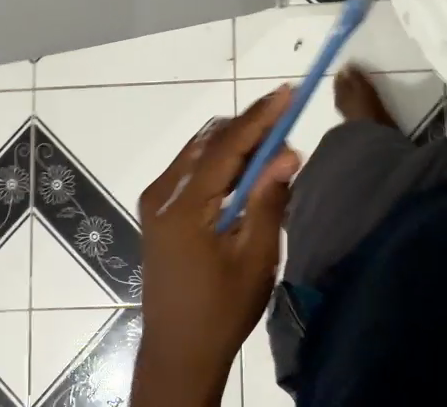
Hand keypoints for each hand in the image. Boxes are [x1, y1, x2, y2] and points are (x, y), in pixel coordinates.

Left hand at [134, 85, 300, 399]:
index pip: (227, 145)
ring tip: (275, 148)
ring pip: (202, 151)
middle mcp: (163, 194)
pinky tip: (248, 174)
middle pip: (211, 141)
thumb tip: (288, 153)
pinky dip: (223, 161)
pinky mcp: (160, 211)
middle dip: (251, 126)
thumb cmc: (221, 310)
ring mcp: (157, 201)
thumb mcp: (254, 257)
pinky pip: (194, 169)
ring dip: (238, 143)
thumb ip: (269, 199)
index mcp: (184, 206)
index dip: (260, 116)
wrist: (178, 354)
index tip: (287, 92)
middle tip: (288, 123)